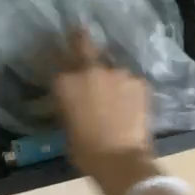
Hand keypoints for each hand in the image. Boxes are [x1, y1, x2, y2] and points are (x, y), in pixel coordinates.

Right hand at [53, 30, 160, 194]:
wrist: (121, 161)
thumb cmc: (86, 152)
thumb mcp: (67, 128)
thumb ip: (68, 104)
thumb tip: (72, 98)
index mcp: (65, 83)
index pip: (55, 61)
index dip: (57, 61)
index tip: (60, 64)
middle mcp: (90, 70)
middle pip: (83, 42)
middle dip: (79, 38)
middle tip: (78, 33)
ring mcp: (118, 72)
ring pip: (110, 66)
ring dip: (109, 75)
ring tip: (113, 93)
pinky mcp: (139, 81)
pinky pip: (129, 80)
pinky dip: (127, 88)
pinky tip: (128, 104)